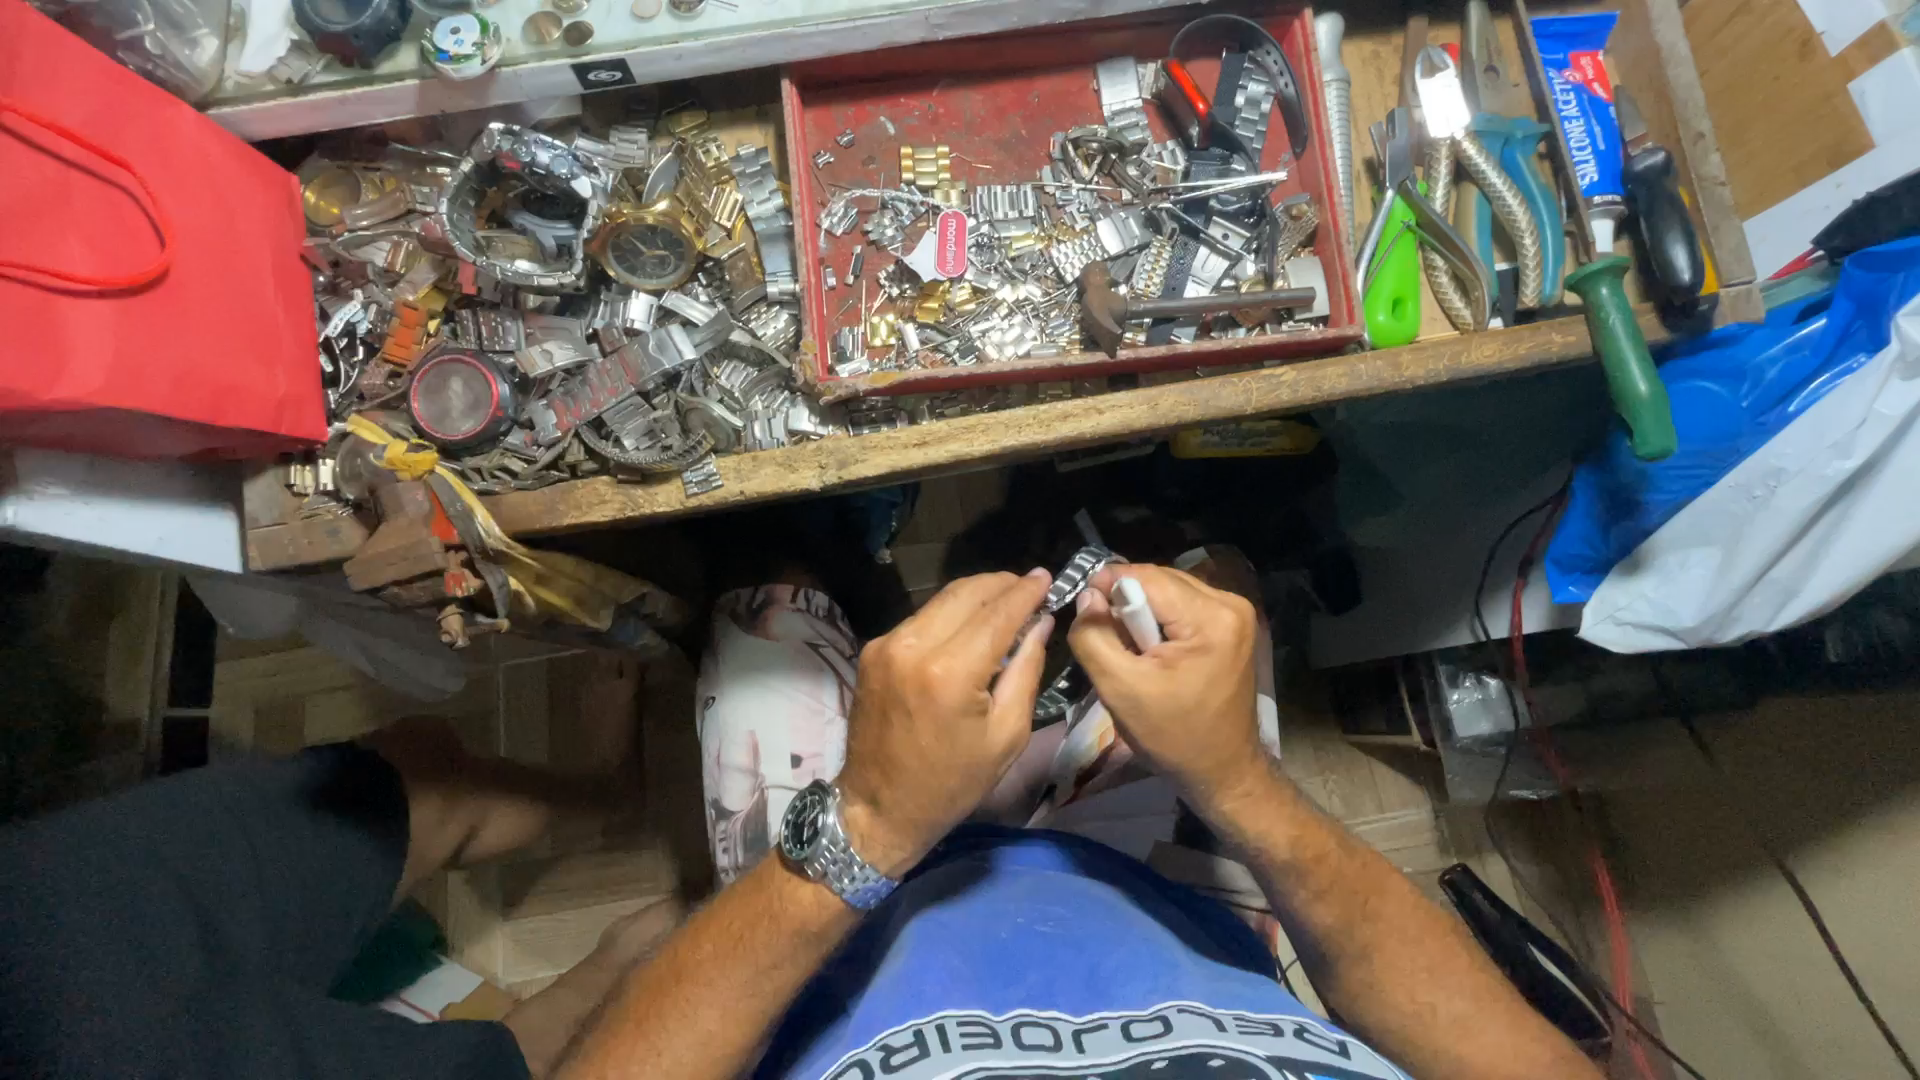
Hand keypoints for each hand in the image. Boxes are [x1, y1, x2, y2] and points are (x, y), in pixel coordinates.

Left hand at [836, 570, 1053, 876]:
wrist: (879, 807)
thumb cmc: (951, 782)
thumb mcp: (1006, 736)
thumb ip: (1026, 670)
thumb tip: (1041, 624)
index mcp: (950, 672)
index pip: (998, 614)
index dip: (1026, 592)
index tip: (1047, 576)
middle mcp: (913, 646)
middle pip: (965, 593)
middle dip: (1001, 584)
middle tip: (1029, 586)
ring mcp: (886, 645)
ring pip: (941, 600)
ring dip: (975, 596)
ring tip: (1005, 604)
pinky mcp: (873, 650)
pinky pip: (921, 619)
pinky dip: (950, 615)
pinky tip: (969, 626)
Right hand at [1068, 564, 1265, 810]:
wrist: (1221, 769)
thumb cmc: (1172, 735)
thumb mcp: (1119, 688)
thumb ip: (1094, 636)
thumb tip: (1086, 595)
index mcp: (1210, 618)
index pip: (1145, 576)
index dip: (1107, 585)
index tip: (1083, 608)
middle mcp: (1230, 604)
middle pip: (1158, 579)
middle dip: (1125, 601)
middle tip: (1106, 636)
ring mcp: (1235, 612)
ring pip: (1168, 589)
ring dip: (1141, 611)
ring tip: (1130, 648)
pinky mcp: (1232, 624)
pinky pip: (1181, 604)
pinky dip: (1159, 620)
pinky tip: (1152, 650)